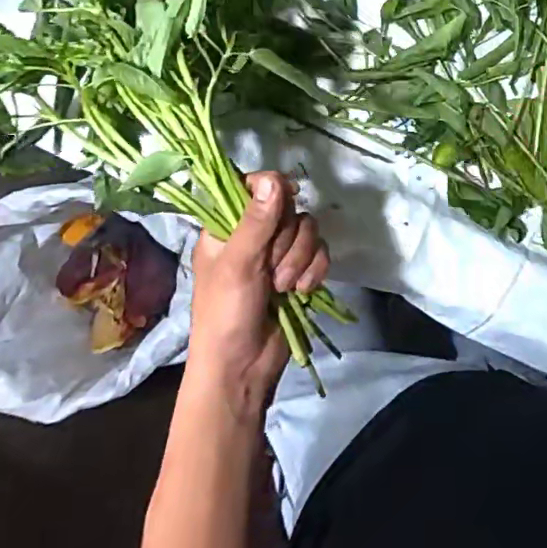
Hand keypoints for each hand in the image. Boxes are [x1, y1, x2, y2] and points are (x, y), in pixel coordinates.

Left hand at [187, 172, 329, 416]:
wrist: (243, 369)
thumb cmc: (225, 313)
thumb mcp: (237, 264)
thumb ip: (257, 221)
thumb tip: (275, 178)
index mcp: (226, 227)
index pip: (251, 186)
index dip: (270, 189)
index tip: (283, 198)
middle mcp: (253, 234)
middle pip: (288, 208)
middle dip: (286, 240)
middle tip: (270, 268)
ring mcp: (278, 254)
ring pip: (308, 230)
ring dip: (301, 259)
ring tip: (285, 287)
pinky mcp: (299, 272)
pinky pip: (320, 253)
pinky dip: (315, 270)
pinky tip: (303, 291)